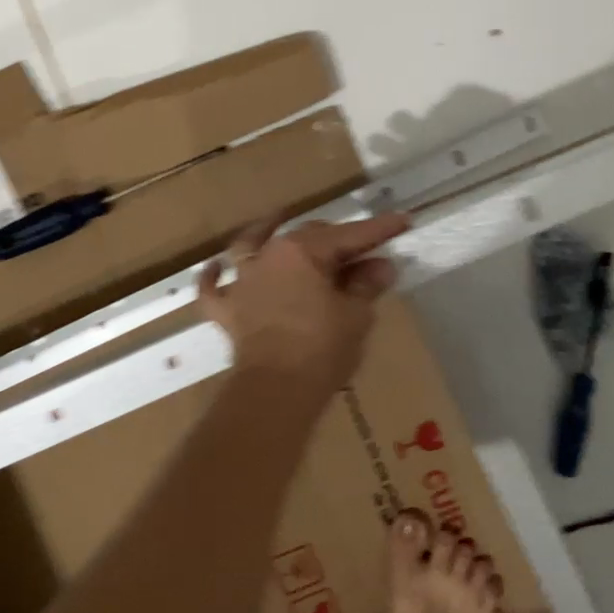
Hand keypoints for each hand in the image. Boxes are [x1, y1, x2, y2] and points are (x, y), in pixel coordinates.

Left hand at [198, 214, 411, 399]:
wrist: (275, 391)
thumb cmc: (322, 349)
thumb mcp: (356, 315)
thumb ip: (366, 285)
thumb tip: (380, 266)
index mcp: (303, 250)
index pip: (348, 235)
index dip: (378, 230)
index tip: (401, 222)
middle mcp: (268, 256)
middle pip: (304, 235)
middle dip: (335, 240)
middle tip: (361, 251)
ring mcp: (242, 282)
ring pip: (250, 246)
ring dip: (264, 233)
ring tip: (275, 221)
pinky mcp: (227, 312)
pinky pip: (211, 289)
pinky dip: (212, 278)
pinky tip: (214, 268)